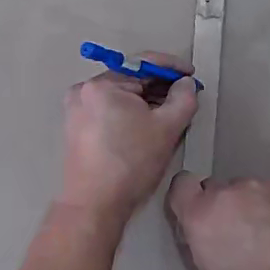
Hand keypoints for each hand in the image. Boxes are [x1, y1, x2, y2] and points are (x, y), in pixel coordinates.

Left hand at [59, 52, 198, 219]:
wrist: (95, 206)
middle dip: (159, 89)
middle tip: (184, 99)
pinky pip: (110, 112)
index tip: (192, 75)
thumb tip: (184, 84)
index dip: (172, 68)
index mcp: (101, 85)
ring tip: (169, 117)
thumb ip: (183, 99)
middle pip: (130, 80)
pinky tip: (147, 130)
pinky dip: (130, 115)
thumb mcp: (167, 128)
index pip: (142, 64)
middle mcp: (82, 92)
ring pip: (121, 98)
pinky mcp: (77, 130)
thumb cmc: (131, 164)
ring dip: (146, 104)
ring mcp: (76, 112)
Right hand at [164, 173, 269, 269]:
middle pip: (212, 188)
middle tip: (231, 231)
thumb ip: (197, 240)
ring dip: (243, 204)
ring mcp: (255, 185)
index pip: (180, 185)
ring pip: (239, 189)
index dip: (187, 199)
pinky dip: (266, 204)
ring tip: (262, 231)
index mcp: (200, 214)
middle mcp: (224, 192)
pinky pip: (263, 191)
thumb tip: (197, 229)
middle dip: (217, 205)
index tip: (194, 216)